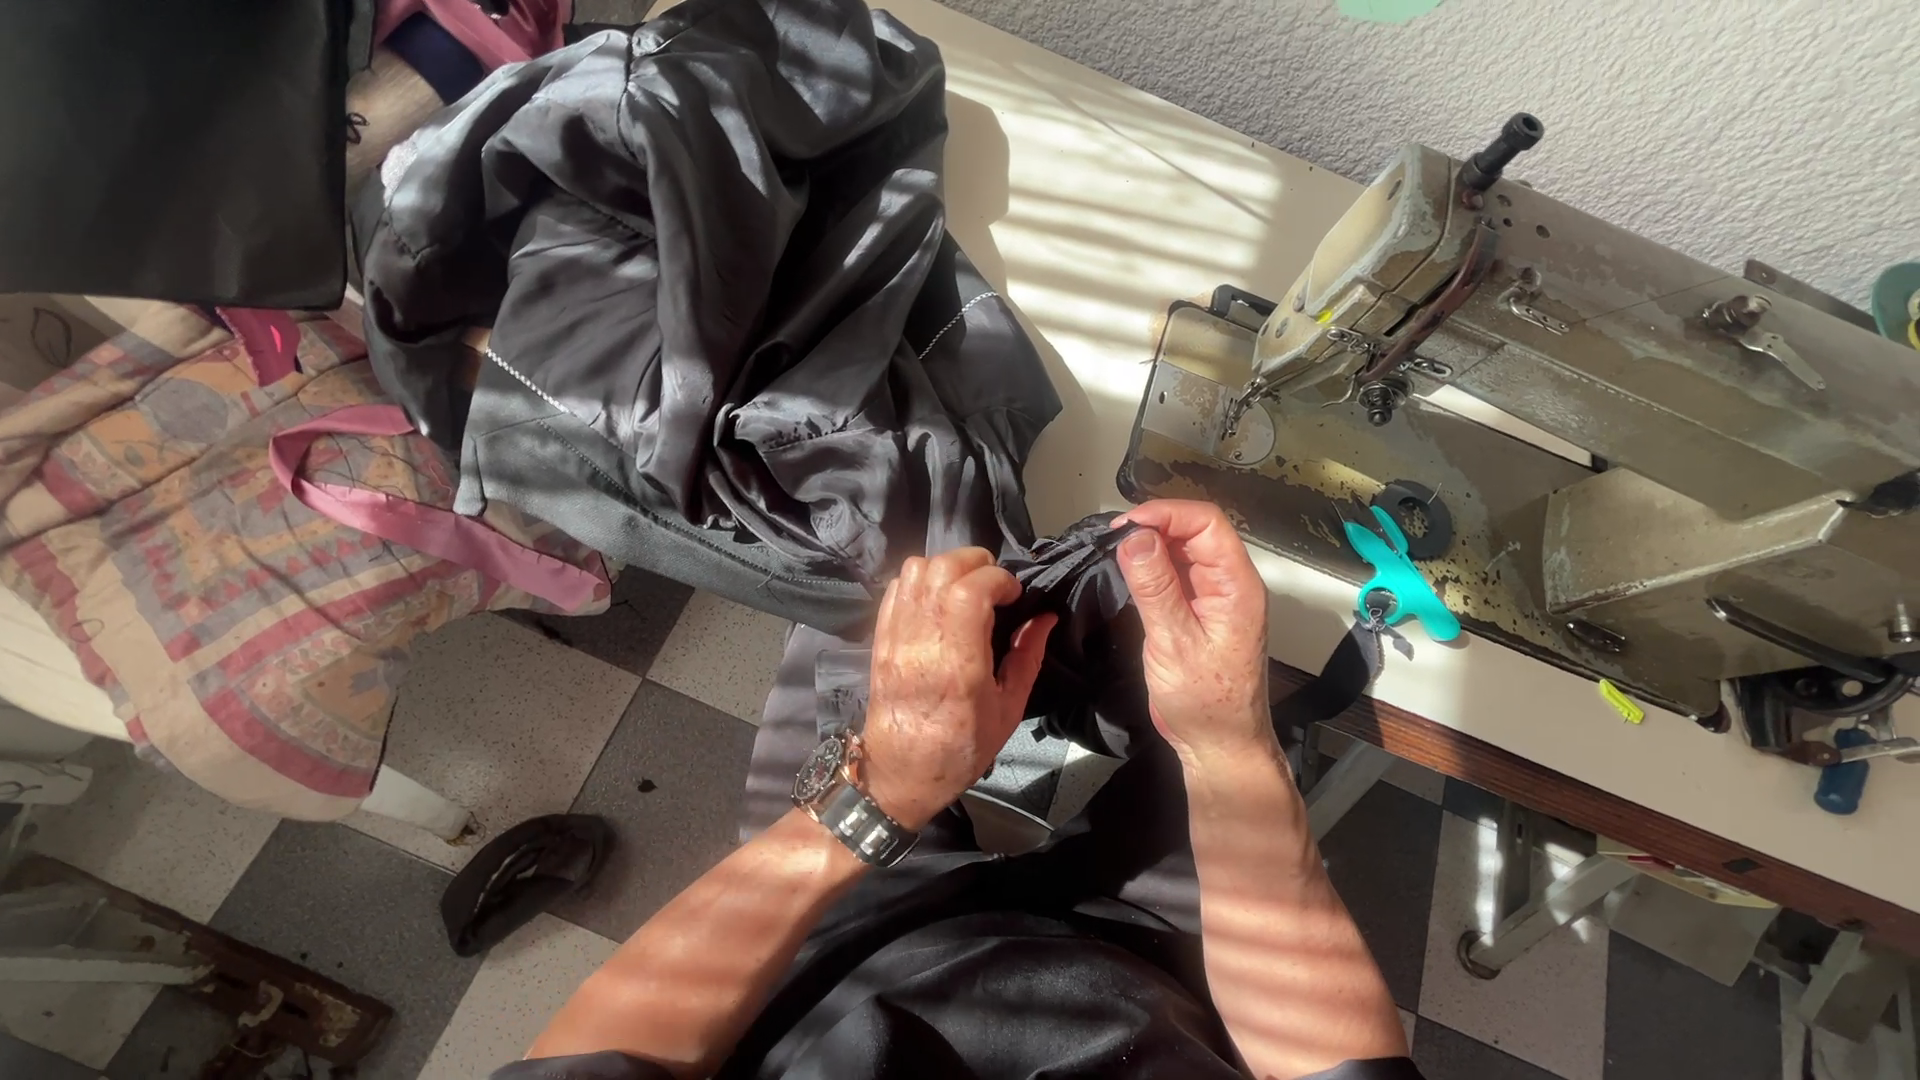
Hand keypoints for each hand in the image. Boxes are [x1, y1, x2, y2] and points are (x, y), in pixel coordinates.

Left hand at [860, 548, 1055, 829]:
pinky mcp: (881, 635)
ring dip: (948, 567)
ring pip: (917, 568)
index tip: (1015, 595)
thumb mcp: (1008, 709)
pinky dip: (922, 580)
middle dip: (977, 563)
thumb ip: (1027, 657)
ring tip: (966, 589)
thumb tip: (1045, 616)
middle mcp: (923, 640)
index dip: (1001, 579)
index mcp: (959, 662)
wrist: (900, 771)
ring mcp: (897, 635)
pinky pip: (898, 586)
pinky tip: (939, 599)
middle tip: (994, 587)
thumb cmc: (961, 747)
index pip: (973, 588)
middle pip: (943, 567)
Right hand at [1113, 500, 1271, 765]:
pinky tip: (1128, 572)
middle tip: (1113, 539)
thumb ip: (1155, 588)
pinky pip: (1177, 574)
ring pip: (1184, 550)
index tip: (1125, 526)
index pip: (1206, 523)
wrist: (1219, 745)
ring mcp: (1214, 597)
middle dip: (1155, 525)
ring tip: (1114, 552)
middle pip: (1196, 531)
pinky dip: (1151, 566)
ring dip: (1151, 544)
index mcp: (1236, 585)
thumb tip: (1134, 537)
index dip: (1166, 513)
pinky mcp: (1198, 611)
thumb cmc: (1204, 701)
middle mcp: (1229, 584)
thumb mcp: (1174, 643)